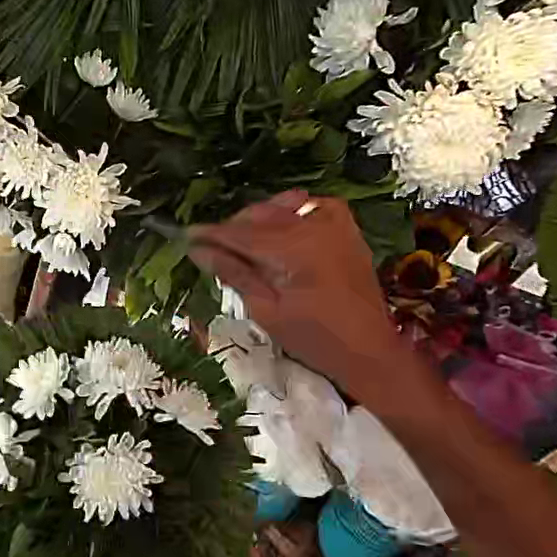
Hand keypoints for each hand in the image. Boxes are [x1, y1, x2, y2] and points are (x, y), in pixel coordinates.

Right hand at [189, 190, 403, 391]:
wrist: (370, 350)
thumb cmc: (316, 339)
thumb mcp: (266, 310)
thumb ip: (234, 273)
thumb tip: (199, 250)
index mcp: (294, 248)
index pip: (240, 233)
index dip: (210, 234)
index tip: (186, 236)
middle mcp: (313, 225)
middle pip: (258, 216)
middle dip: (231, 229)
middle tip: (210, 249)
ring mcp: (333, 223)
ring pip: (280, 208)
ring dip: (257, 221)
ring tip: (241, 243)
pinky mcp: (345, 228)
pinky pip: (309, 207)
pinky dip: (289, 213)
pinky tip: (280, 229)